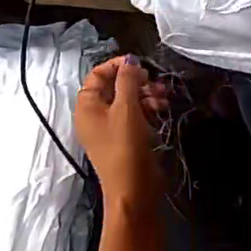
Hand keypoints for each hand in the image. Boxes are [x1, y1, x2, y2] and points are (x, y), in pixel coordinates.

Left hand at [73, 55, 168, 205]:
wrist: (133, 191)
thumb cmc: (125, 146)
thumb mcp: (127, 108)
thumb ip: (128, 80)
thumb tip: (130, 59)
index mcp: (86, 105)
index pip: (97, 75)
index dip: (117, 65)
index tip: (139, 63)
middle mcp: (94, 115)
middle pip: (114, 87)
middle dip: (136, 81)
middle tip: (155, 81)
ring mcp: (109, 128)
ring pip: (127, 101)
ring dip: (146, 94)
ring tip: (164, 96)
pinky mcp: (124, 139)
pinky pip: (134, 116)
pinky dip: (147, 109)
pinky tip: (162, 109)